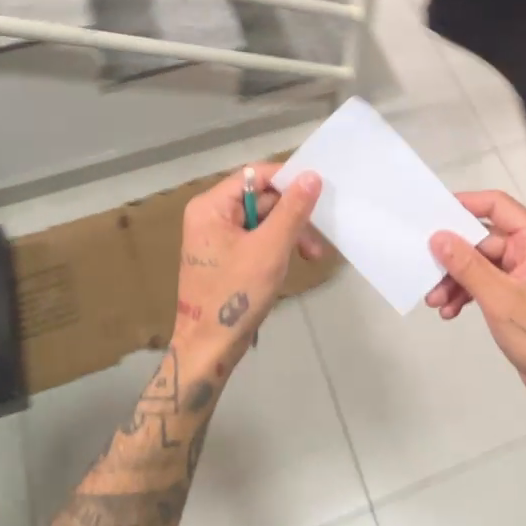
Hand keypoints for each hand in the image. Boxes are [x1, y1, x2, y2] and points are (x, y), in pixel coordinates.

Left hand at [174, 163, 324, 366]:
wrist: (208, 349)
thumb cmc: (235, 296)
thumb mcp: (270, 249)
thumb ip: (293, 210)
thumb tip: (312, 176)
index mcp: (211, 206)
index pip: (256, 175)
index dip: (288, 182)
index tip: (317, 196)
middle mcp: (209, 215)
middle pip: (260, 198)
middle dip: (292, 216)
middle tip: (317, 240)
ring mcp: (214, 237)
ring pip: (261, 220)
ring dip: (288, 234)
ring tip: (311, 256)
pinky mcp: (223, 256)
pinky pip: (254, 238)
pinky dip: (275, 247)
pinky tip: (291, 262)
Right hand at [427, 190, 525, 412]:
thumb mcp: (500, 299)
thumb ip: (467, 265)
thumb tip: (437, 237)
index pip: (498, 206)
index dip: (466, 204)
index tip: (434, 212)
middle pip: (483, 239)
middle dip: (454, 257)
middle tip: (426, 270)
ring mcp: (524, 273)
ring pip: (479, 263)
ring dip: (456, 280)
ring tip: (434, 301)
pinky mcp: (516, 293)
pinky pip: (484, 282)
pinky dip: (466, 293)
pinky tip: (448, 310)